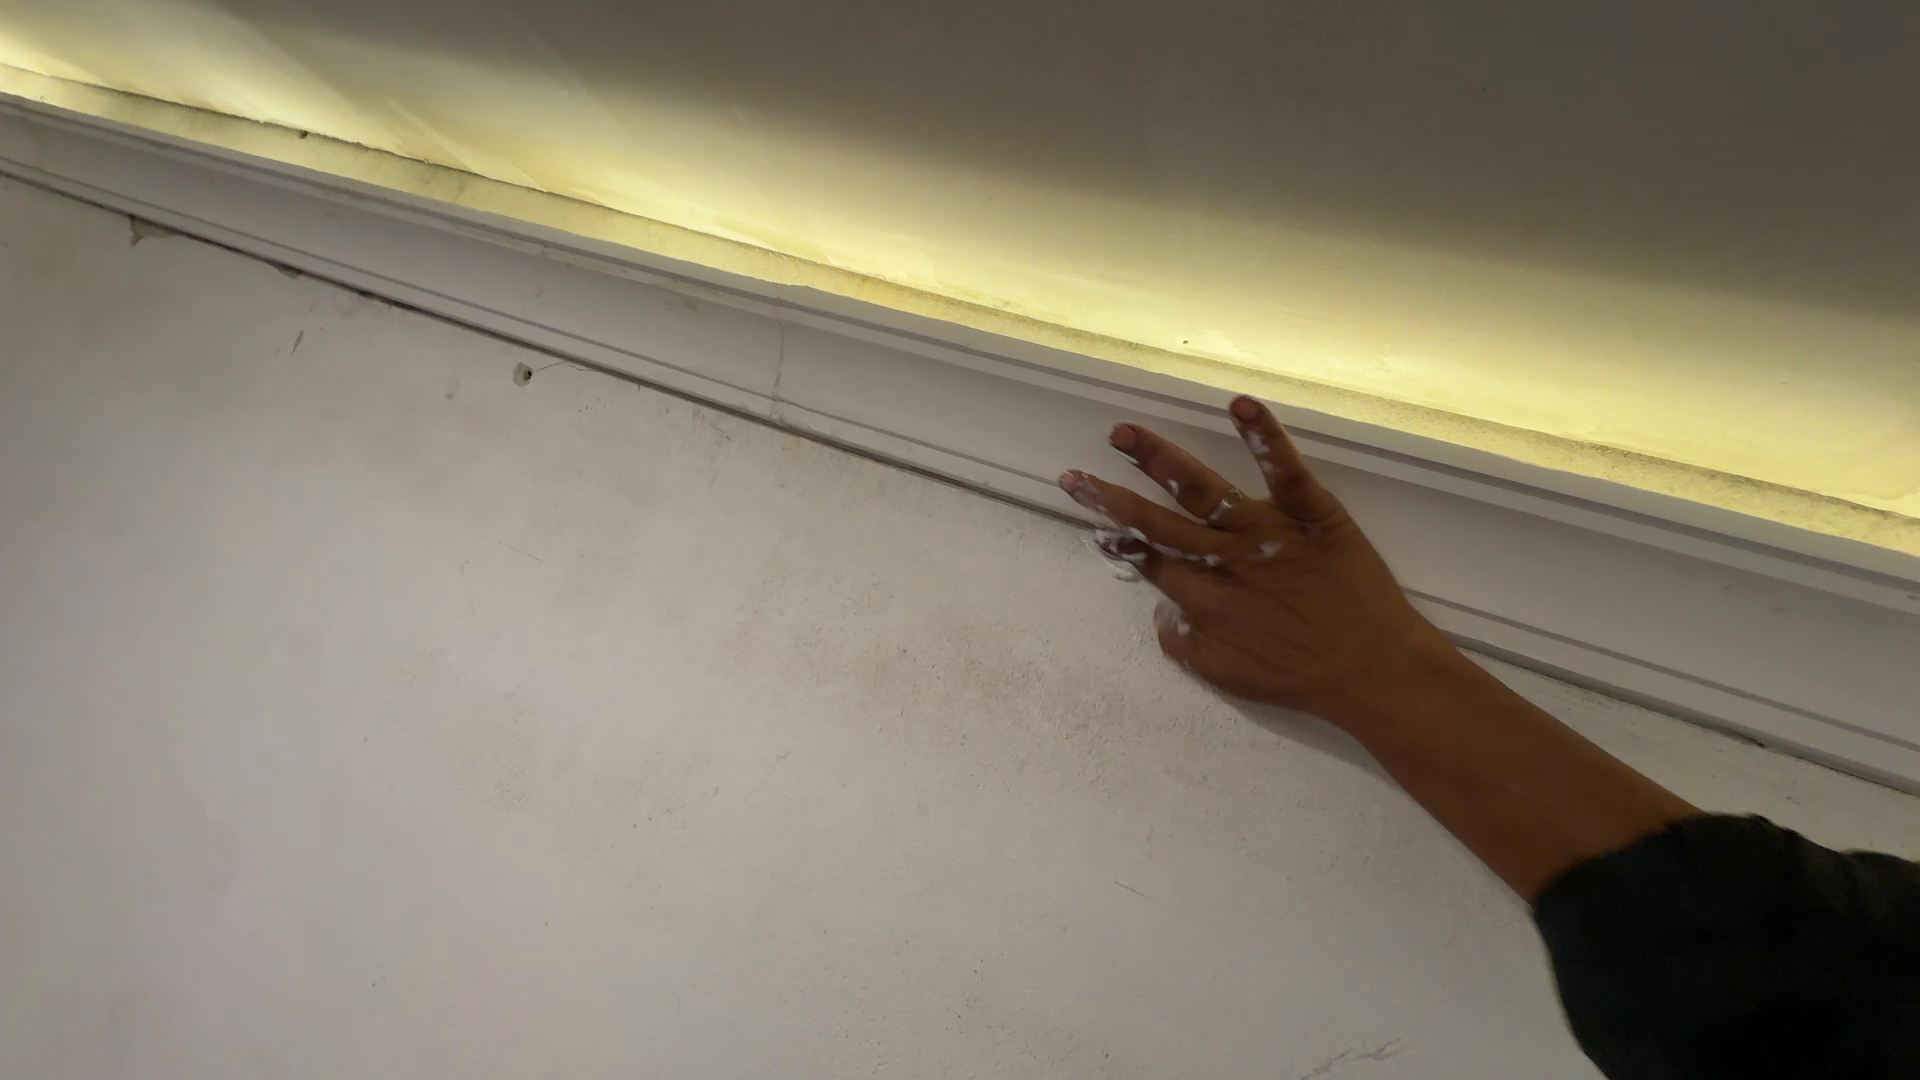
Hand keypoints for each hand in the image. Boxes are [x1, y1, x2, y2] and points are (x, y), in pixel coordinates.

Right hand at [1059, 396, 1460, 721]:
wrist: (1372, 669)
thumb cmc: (1299, 677)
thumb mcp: (1225, 676)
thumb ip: (1182, 646)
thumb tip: (1158, 613)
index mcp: (1202, 597)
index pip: (1150, 561)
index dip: (1120, 544)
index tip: (1096, 528)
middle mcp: (1221, 557)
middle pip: (1154, 521)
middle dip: (1110, 498)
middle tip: (1076, 477)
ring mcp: (1262, 530)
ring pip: (1201, 489)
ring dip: (1158, 459)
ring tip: (1125, 434)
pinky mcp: (1307, 513)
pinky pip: (1283, 470)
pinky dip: (1262, 437)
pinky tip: (1239, 405)